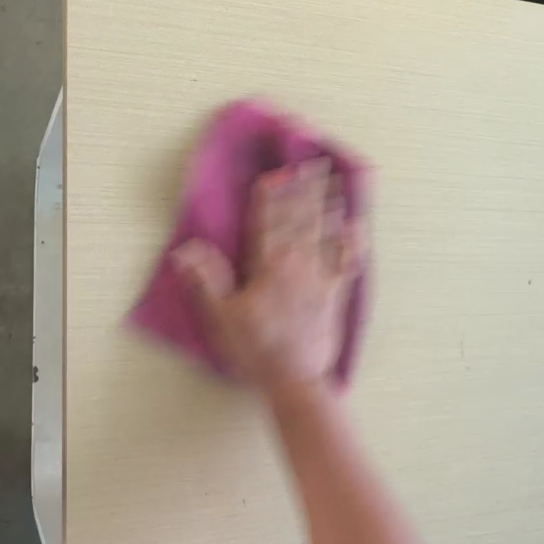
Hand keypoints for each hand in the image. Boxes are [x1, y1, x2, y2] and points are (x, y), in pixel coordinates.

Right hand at [173, 158, 364, 395]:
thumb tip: (186, 249)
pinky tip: (356, 226)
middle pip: (300, 219)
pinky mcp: (335, 294)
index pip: (268, 222)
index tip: (274, 174)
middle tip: (313, 162)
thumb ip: (207, 280)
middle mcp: (297, 264)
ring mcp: (320, 278)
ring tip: (332, 180)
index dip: (270, 197)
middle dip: (304, 189)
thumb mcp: (222, 317)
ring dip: (327, 204)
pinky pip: (346, 262)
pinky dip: (351, 243)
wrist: (295, 380)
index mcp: (268, 266)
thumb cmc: (255, 349)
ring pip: (324, 232)